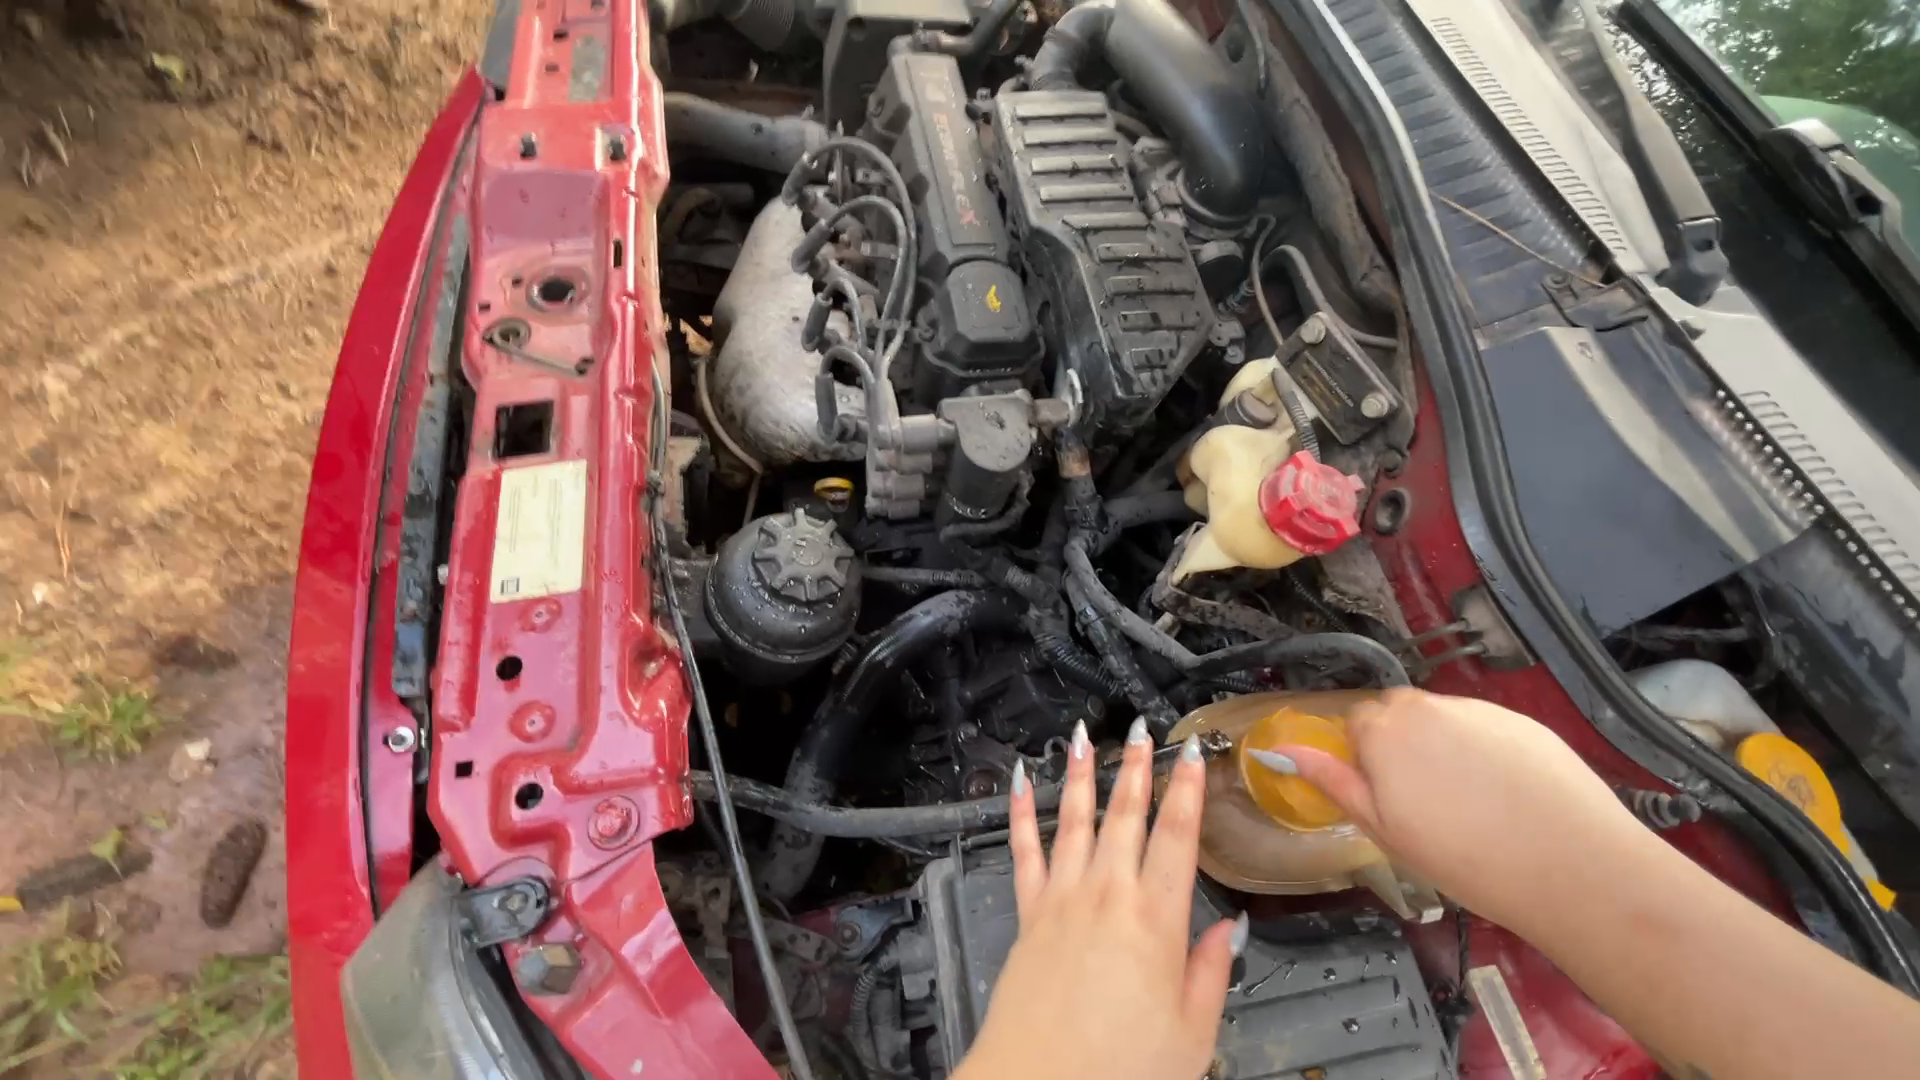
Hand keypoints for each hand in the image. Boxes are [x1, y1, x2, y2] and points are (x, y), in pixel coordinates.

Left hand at [952, 718, 1247, 1079]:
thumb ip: (1209, 972)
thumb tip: (1227, 926)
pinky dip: (1020, 811)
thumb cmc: (1122, 1070)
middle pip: (1126, 815)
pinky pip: (1023, 849)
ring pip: (1074, 818)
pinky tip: (1019, 780)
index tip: (1192, 752)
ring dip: (1082, 773)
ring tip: (1086, 736)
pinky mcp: (1027, 910)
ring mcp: (1061, 896)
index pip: (1177, 836)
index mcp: (1155, 919)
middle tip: (1142, 729)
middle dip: (1137, 767)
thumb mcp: (1191, 1034)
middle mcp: (1107, 892)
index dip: (1187, 790)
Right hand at [1260, 688, 1655, 934]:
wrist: (1576, 868)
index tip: (1388, 798)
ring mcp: (1477, 709)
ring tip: (1473, 802)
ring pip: (1440, 720)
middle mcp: (1424, 705)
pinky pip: (1485, 728)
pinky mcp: (1523, 721)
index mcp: (1382, 729)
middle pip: (1396, 714)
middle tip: (1425, 801)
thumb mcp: (1381, 827)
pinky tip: (1508, 795)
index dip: (1366, 760)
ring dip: (1442, 746)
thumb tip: (1276, 750)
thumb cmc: (1462, 856)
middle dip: (1400, 745)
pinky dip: (1486, 751)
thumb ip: (1329, 780)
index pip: (1355, 724)